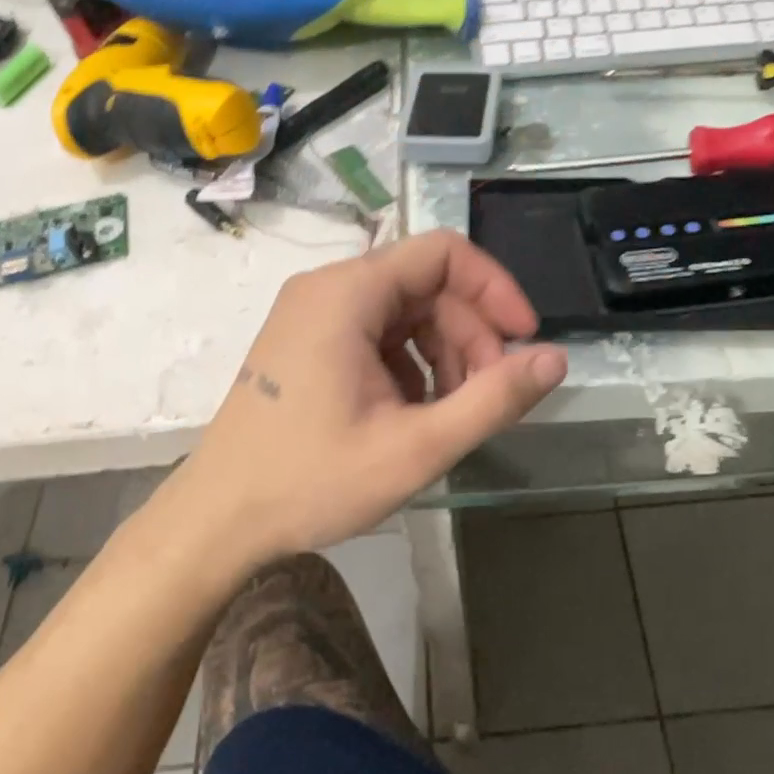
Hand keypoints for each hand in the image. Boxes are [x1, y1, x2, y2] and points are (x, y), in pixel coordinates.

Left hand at [165, 230, 566, 562]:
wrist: (219, 520)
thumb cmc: (312, 481)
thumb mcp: (417, 446)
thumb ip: (494, 399)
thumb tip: (555, 359)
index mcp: (347, 294)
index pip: (443, 253)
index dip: (495, 289)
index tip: (525, 339)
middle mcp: (326, 290)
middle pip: (425, 286)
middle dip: (470, 336)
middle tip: (489, 396)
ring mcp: (310, 318)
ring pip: (403, 314)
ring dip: (443, 356)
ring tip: (452, 414)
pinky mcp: (305, 346)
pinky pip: (376, 337)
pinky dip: (409, 368)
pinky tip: (413, 416)